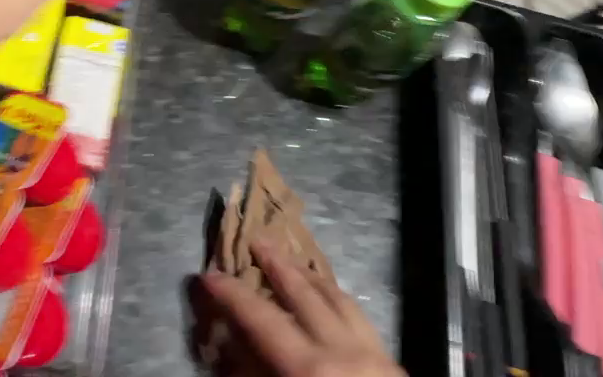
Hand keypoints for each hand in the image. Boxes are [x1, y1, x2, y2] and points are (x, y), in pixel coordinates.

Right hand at [204, 241, 403, 376]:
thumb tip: (235, 356)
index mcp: (311, 370)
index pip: (262, 318)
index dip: (232, 294)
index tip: (208, 274)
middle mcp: (343, 351)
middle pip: (304, 293)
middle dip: (278, 264)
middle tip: (257, 238)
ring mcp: (375, 356)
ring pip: (339, 299)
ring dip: (312, 276)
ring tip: (294, 259)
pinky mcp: (395, 367)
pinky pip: (361, 318)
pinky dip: (340, 299)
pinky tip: (335, 300)